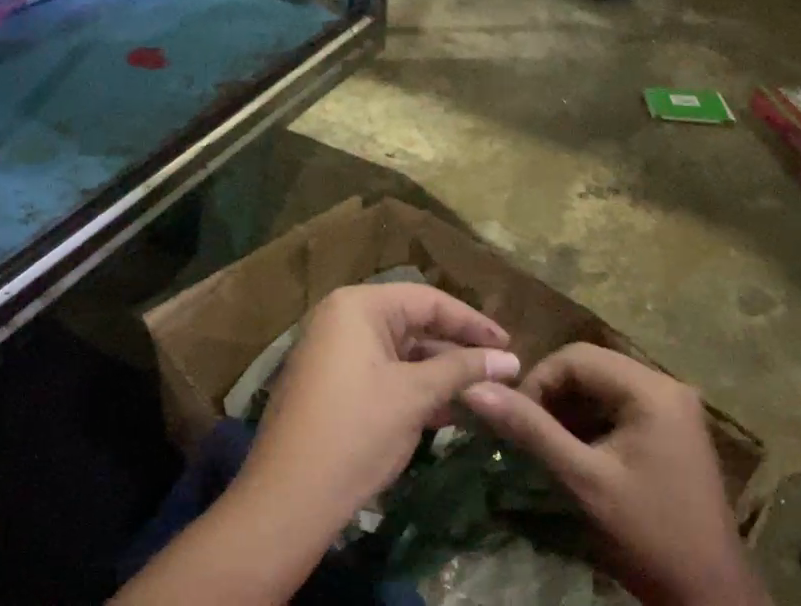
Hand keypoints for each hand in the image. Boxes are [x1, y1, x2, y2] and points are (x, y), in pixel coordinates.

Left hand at [241, 284, 520, 521]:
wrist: (288, 499)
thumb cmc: (356, 431)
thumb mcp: (415, 396)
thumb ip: (462, 370)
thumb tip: (511, 359)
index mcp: (357, 306)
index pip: (428, 300)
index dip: (472, 321)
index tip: (510, 343)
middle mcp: (342, 320)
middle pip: (413, 324)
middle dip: (457, 349)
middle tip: (501, 369)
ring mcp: (333, 354)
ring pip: (400, 353)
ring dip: (440, 373)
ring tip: (484, 394)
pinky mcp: (332, 387)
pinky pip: (383, 375)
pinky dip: (415, 389)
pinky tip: (450, 412)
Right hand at [462, 343, 767, 605]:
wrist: (708, 594)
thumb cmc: (647, 533)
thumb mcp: (583, 480)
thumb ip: (531, 431)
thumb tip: (474, 389)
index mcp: (651, 389)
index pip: (576, 357)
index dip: (537, 381)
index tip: (514, 420)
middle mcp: (666, 386)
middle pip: (591, 368)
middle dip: (552, 396)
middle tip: (527, 434)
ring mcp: (673, 408)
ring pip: (602, 388)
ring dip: (568, 411)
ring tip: (545, 446)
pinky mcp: (672, 430)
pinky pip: (619, 408)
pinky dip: (591, 424)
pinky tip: (575, 455)